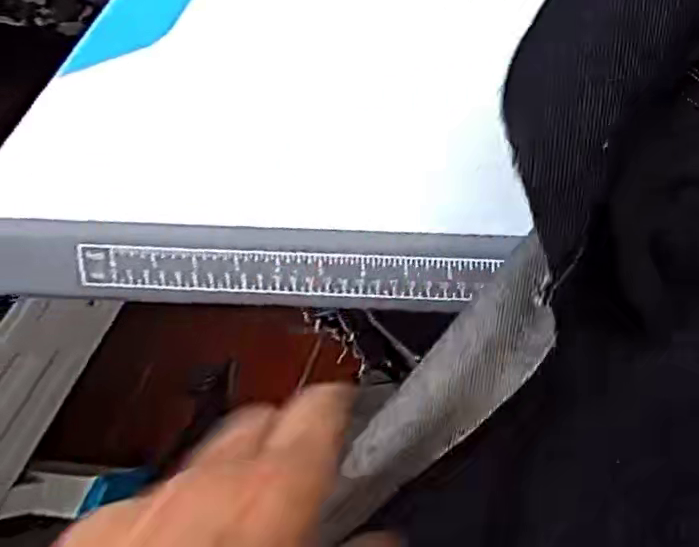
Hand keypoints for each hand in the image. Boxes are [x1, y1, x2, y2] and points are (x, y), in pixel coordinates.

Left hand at [57, 384, 396, 546]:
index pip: (327, 395)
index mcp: (284, 471)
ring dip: (215, 480)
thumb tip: (381, 532)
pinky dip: (154, 516)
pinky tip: (165, 545)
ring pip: (199, 460)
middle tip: (291, 470)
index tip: (350, 411)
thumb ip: (356, 529)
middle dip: (277, 436)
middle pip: (261, 416)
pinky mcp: (89, 532)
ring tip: (225, 521)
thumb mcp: (321, 546)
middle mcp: (217, 474)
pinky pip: (133, 504)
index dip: (342, 400)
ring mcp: (145, 502)